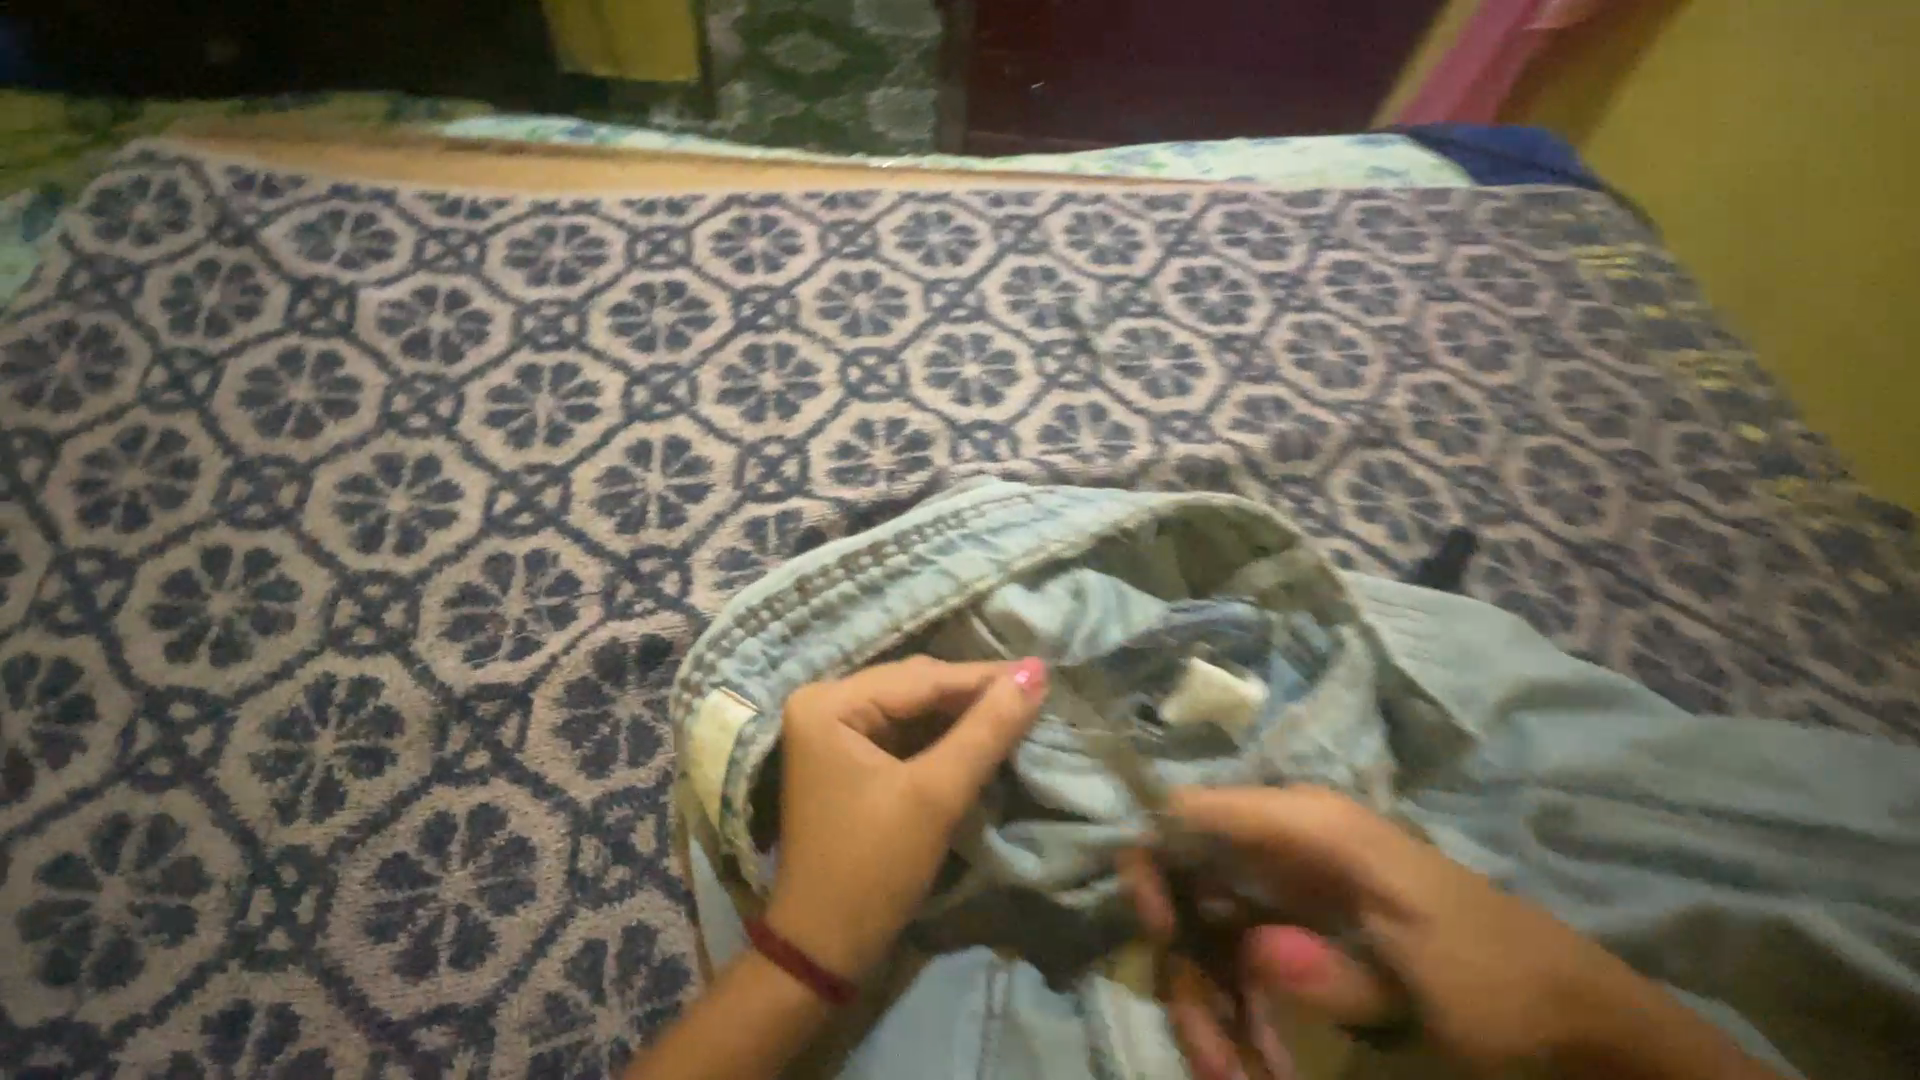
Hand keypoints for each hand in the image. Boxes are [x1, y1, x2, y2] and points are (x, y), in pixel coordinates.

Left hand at [765, 656, 1047, 981]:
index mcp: (829, 703)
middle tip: (1034, 693)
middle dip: (972, 692)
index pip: (920, 678)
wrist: (824, 946)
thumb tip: (1037, 672)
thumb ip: (987, 730)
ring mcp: (831, 729)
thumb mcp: (936, 795)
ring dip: (961, 712)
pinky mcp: (845, 755)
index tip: (1043, 674)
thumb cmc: (874, 867)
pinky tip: (979, 733)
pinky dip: (941, 734)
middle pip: (914, 686)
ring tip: (1016, 708)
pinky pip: (902, 729)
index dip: (984, 676)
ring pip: (912, 706)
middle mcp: (823, 702)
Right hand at [1124, 786, 1760, 1079]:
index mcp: (1304, 828)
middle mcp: (1277, 853)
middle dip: (1184, 970)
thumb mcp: (1427, 970)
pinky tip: (1250, 1066)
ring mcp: (1281, 900)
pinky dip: (1230, 1022)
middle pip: (1182, 890)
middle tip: (1211, 1048)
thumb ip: (1339, 968)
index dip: (1152, 860)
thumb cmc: (1498, 975)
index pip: (1187, 813)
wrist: (1566, 1022)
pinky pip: (1230, 974)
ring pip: (1200, 944)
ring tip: (1234, 1072)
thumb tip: (1251, 954)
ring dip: (1206, 1012)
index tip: (1159, 934)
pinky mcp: (1290, 942)